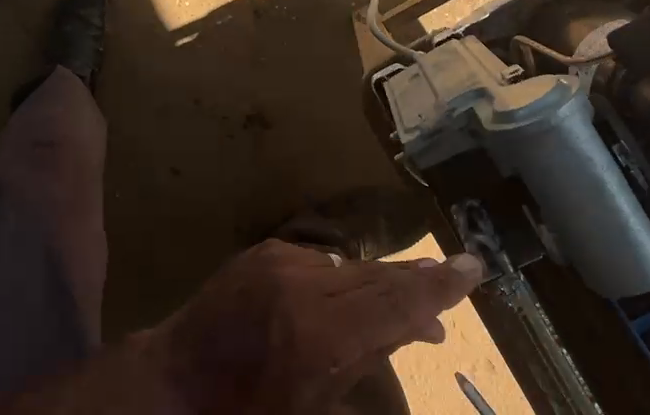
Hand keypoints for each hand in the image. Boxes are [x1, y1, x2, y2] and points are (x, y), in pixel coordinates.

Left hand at [151, 239, 485, 414]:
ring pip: (349, 266)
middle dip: (415, 282)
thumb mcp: (315, 401)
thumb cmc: (250, 409)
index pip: (394, 302)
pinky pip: (317, 261)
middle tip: (449, 285)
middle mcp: (303, 284)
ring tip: (401, 305)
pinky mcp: (261, 251)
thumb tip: (410, 325)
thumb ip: (365, 359)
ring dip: (377, 284)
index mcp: (321, 334)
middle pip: (376, 276)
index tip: (472, 266)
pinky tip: (345, 298)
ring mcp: (279, 261)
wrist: (176, 378)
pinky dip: (339, 279)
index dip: (437, 287)